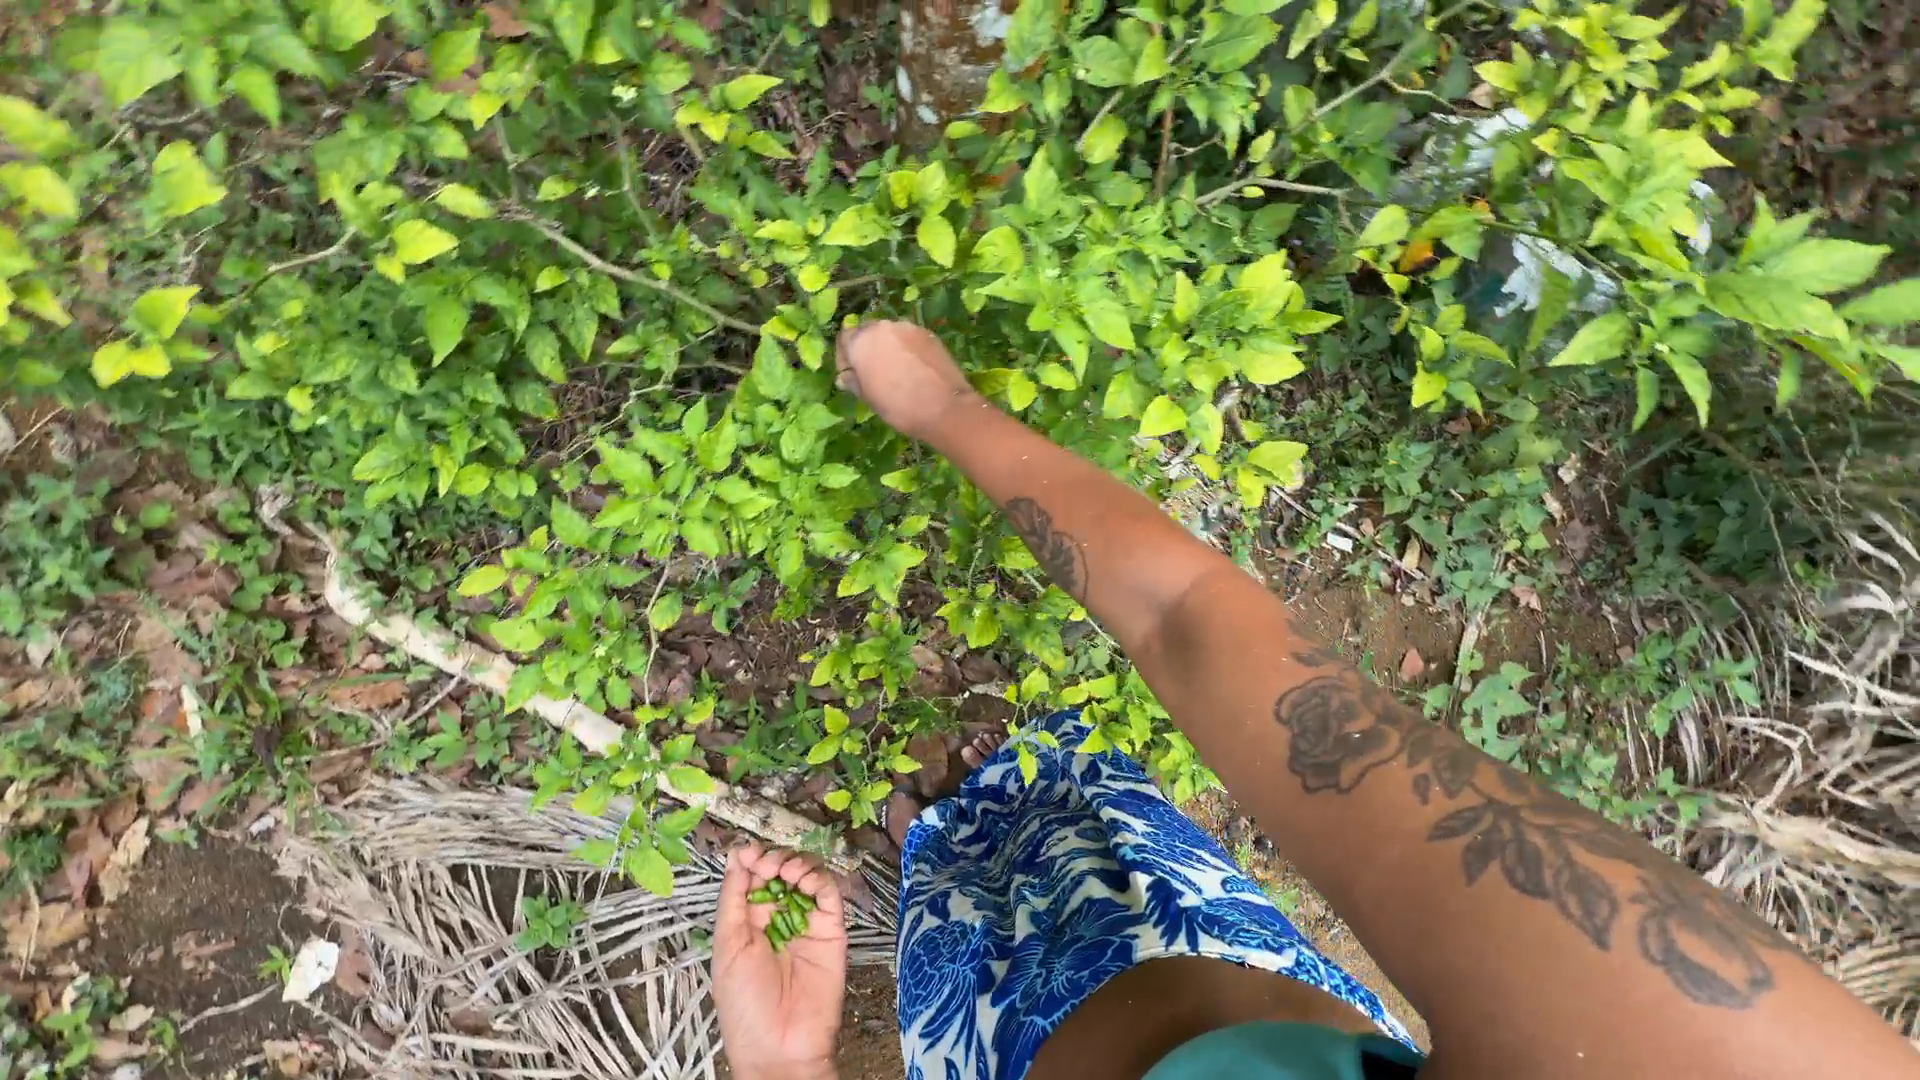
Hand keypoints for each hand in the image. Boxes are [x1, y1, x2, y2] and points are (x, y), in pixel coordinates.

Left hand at [713, 844, 846, 1079]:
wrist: (780, 1048)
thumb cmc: (744, 1005)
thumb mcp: (727, 949)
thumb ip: (733, 900)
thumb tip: (736, 855)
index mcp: (750, 921)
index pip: (754, 877)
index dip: (753, 859)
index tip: (749, 852)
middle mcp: (780, 915)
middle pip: (782, 870)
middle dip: (774, 858)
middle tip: (769, 864)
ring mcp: (808, 920)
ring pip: (808, 875)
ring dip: (797, 863)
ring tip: (787, 871)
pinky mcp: (833, 928)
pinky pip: (829, 893)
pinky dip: (819, 878)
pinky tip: (805, 879)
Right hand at [836, 320, 982, 441]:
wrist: (943, 407)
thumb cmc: (898, 406)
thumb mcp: (868, 397)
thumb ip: (853, 381)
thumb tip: (846, 376)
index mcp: (861, 340)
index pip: (844, 339)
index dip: (844, 357)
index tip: (850, 374)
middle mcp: (882, 326)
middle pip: (867, 332)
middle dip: (867, 349)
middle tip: (872, 371)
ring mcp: (908, 327)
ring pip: (890, 334)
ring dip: (888, 347)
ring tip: (895, 370)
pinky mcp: (928, 333)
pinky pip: (909, 339)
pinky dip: (907, 349)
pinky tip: (913, 368)